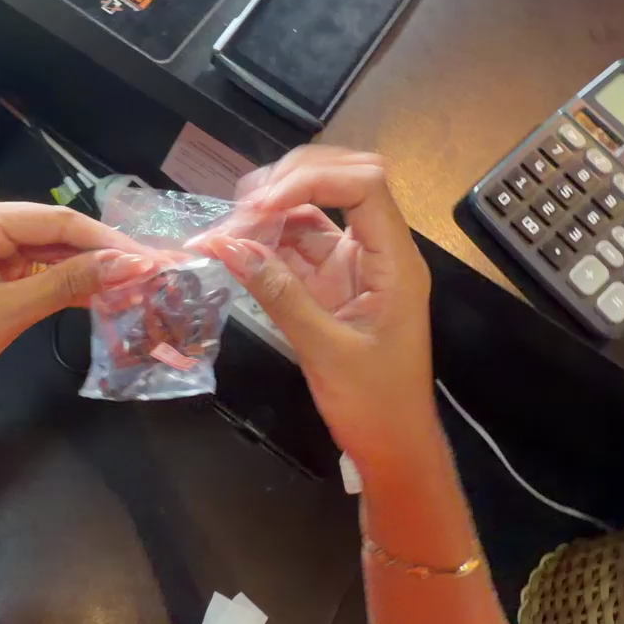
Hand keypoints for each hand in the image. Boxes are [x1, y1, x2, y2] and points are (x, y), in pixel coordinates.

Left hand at [0, 198, 154, 445]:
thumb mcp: (10, 311)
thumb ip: (71, 283)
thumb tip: (129, 266)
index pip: (56, 221)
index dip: (107, 242)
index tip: (149, 259)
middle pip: (56, 232)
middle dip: (103, 254)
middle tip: (151, 271)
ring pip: (51, 251)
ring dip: (89, 270)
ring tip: (136, 283)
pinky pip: (37, 269)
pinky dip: (67, 283)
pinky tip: (103, 293)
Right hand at [197, 147, 437, 467]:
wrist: (390, 443)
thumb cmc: (373, 403)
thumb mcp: (325, 350)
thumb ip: (278, 295)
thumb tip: (228, 247)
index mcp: (394, 261)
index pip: (363, 185)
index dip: (311, 180)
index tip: (261, 206)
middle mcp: (376, 251)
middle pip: (342, 181)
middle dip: (290, 180)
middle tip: (241, 205)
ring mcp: (352, 264)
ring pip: (315, 210)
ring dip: (272, 208)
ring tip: (230, 222)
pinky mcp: (330, 282)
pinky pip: (298, 245)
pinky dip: (267, 239)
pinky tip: (238, 244)